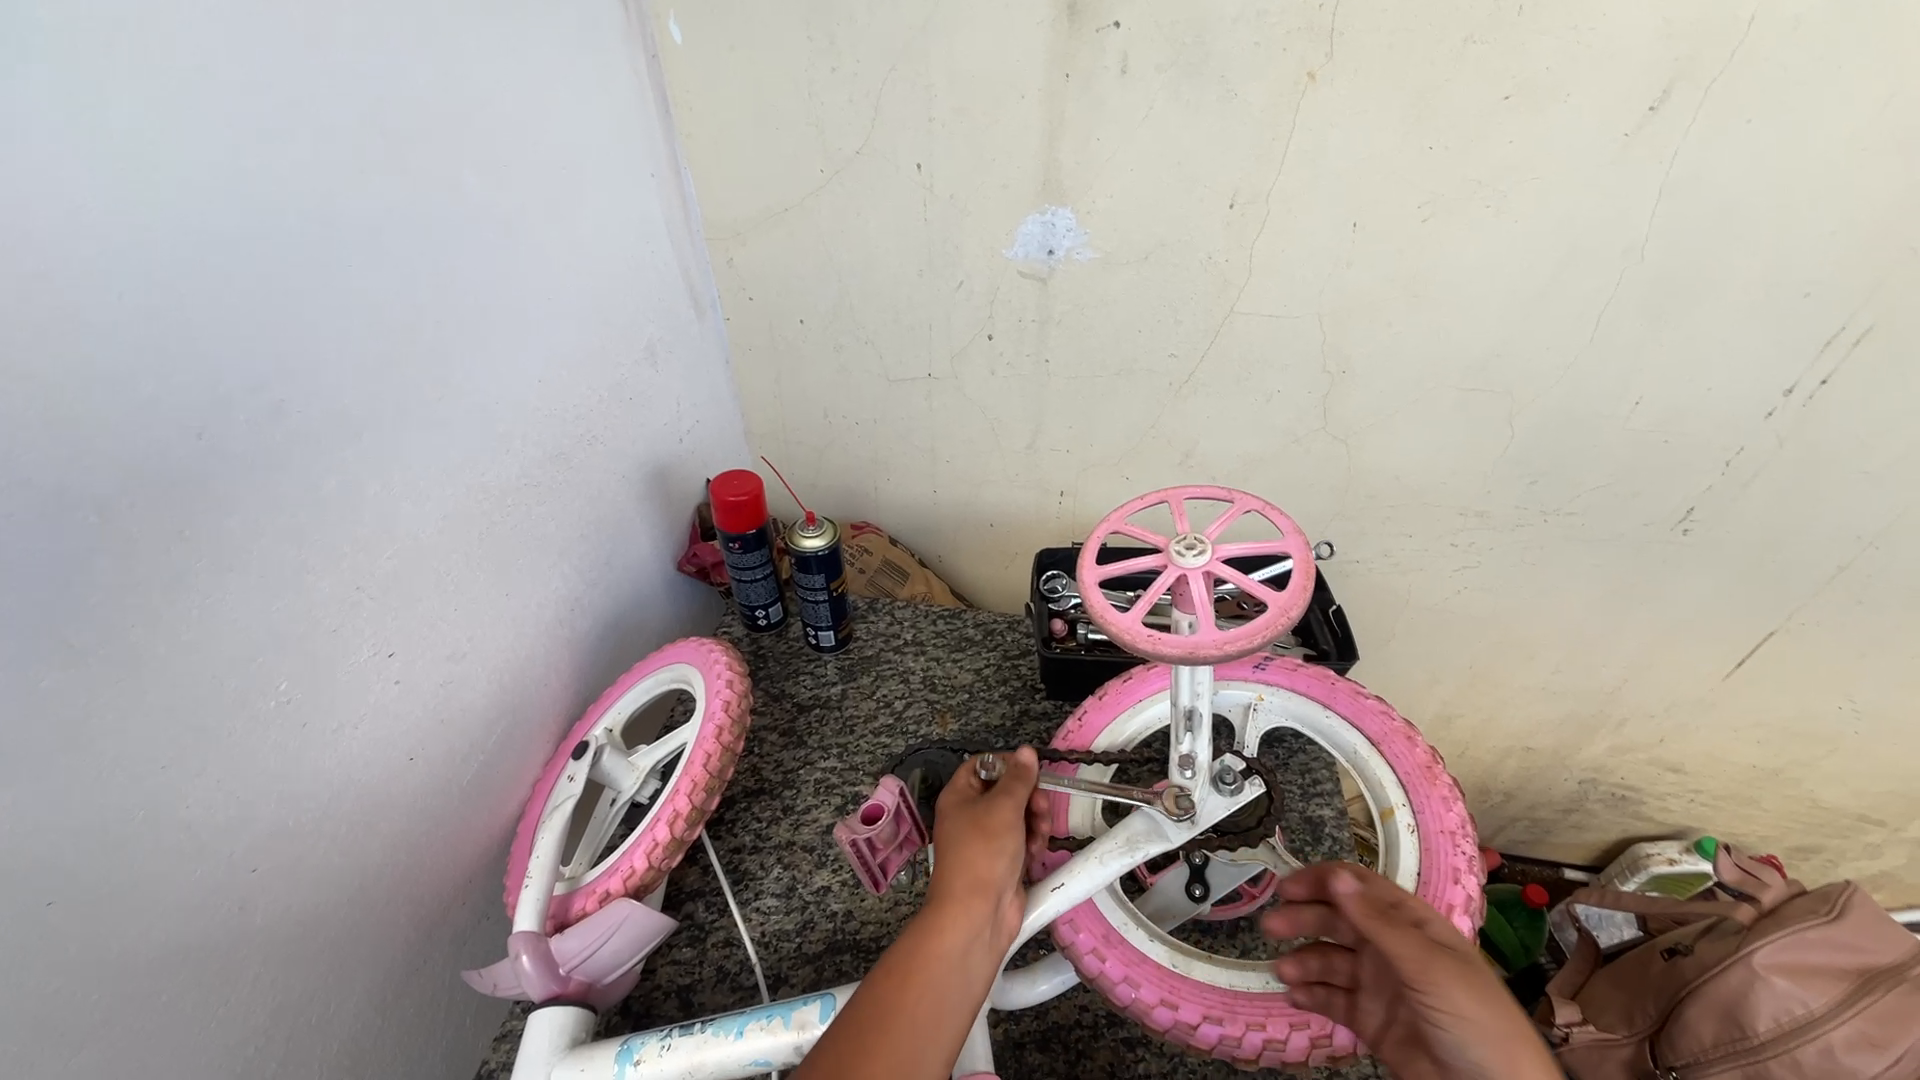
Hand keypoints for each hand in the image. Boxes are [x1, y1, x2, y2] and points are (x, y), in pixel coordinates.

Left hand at [923, 747, 1047, 953]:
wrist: (978, 913)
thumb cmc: (983, 853)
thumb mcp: (1003, 807)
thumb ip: (1019, 778)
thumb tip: (1026, 752)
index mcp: (959, 795)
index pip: (983, 764)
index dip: (1008, 764)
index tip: (1031, 770)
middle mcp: (971, 814)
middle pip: (1007, 790)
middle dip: (1029, 797)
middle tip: (1040, 808)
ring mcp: (988, 839)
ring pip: (1019, 815)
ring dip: (1035, 821)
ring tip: (1038, 835)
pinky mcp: (1003, 860)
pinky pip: (1023, 840)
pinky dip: (1033, 842)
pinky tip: (1036, 852)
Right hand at [1261, 862, 1559, 1079]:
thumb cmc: (1474, 1020)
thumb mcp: (1427, 966)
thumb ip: (1377, 921)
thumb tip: (1335, 874)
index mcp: (1412, 925)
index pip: (1360, 888)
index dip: (1322, 882)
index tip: (1287, 888)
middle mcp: (1392, 949)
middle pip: (1338, 921)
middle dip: (1304, 920)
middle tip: (1270, 926)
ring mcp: (1380, 986)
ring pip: (1330, 961)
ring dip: (1304, 961)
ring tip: (1285, 972)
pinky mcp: (1372, 1023)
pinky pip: (1333, 1000)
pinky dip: (1311, 995)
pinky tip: (1295, 997)